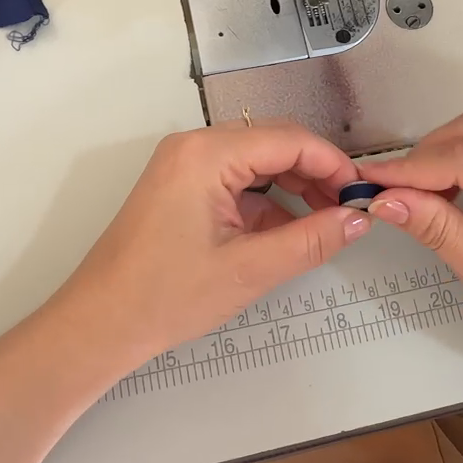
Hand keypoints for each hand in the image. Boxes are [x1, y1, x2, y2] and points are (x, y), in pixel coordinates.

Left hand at [46, 122, 370, 368]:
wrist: (101, 323)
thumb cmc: (167, 296)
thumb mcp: (249, 270)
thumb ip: (311, 240)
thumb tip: (359, 219)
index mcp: (207, 154)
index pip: (289, 139)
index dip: (332, 163)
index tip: (361, 194)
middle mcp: (195, 146)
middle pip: (273, 142)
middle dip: (315, 172)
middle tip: (348, 209)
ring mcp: (185, 164)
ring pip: (257, 160)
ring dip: (293, 185)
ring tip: (325, 221)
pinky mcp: (182, 186)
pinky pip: (236, 179)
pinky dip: (267, 200)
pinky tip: (288, 230)